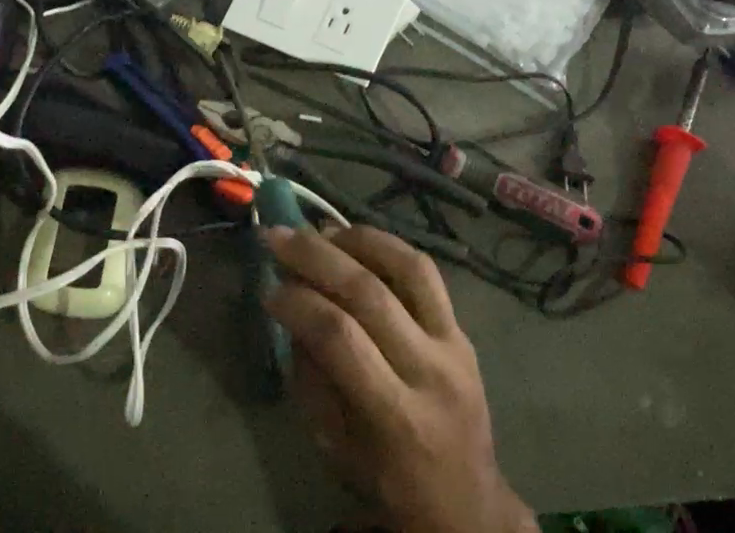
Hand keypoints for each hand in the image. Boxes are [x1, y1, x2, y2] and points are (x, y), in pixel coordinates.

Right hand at [264, 225, 533, 532]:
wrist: (467, 505)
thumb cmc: (387, 482)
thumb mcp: (334, 446)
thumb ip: (311, 377)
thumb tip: (291, 308)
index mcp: (395, 415)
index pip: (340, 337)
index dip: (297, 304)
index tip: (267, 289)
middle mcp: (430, 371)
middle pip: (370, 293)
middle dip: (315, 257)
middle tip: (277, 236)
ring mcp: (455, 345)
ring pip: (408, 269)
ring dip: (358, 240)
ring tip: (320, 230)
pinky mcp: (463, 330)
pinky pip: (426, 275)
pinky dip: (388, 248)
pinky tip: (356, 241)